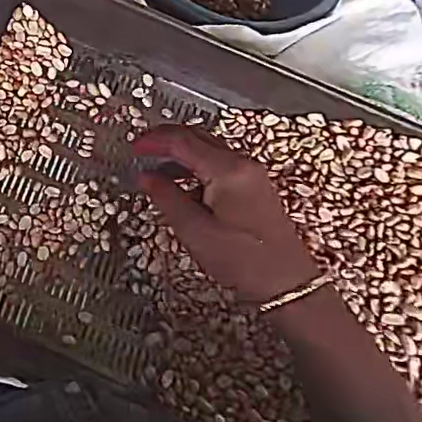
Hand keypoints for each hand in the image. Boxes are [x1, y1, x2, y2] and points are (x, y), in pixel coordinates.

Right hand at [132, 126, 322, 303]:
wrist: (287, 284)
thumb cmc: (243, 261)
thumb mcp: (195, 231)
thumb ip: (167, 198)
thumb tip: (146, 177)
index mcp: (228, 171)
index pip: (183, 141)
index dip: (155, 140)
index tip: (134, 147)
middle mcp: (243, 164)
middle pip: (198, 137)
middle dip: (167, 139)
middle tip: (142, 149)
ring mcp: (252, 174)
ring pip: (209, 149)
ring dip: (181, 153)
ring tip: (156, 169)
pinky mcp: (255, 187)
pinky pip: (220, 164)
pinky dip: (196, 166)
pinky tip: (182, 185)